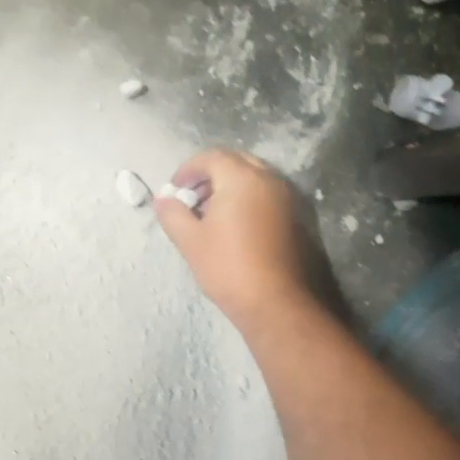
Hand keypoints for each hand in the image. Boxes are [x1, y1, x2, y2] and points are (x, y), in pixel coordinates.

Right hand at [155, 150, 315, 331]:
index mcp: (242, 178)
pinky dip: (248, 199)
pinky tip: (235, 226)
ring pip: (254, 178)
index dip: (188, 169)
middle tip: (193, 196)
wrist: (277, 303)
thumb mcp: (190, 240)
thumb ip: (173, 213)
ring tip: (211, 213)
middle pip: (236, 162)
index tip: (175, 189)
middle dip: (211, 174)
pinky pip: (267, 195)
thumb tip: (162, 198)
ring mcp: (287, 198)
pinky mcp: (296, 218)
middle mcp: (269, 179)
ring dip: (230, 186)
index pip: (211, 157)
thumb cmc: (228, 267)